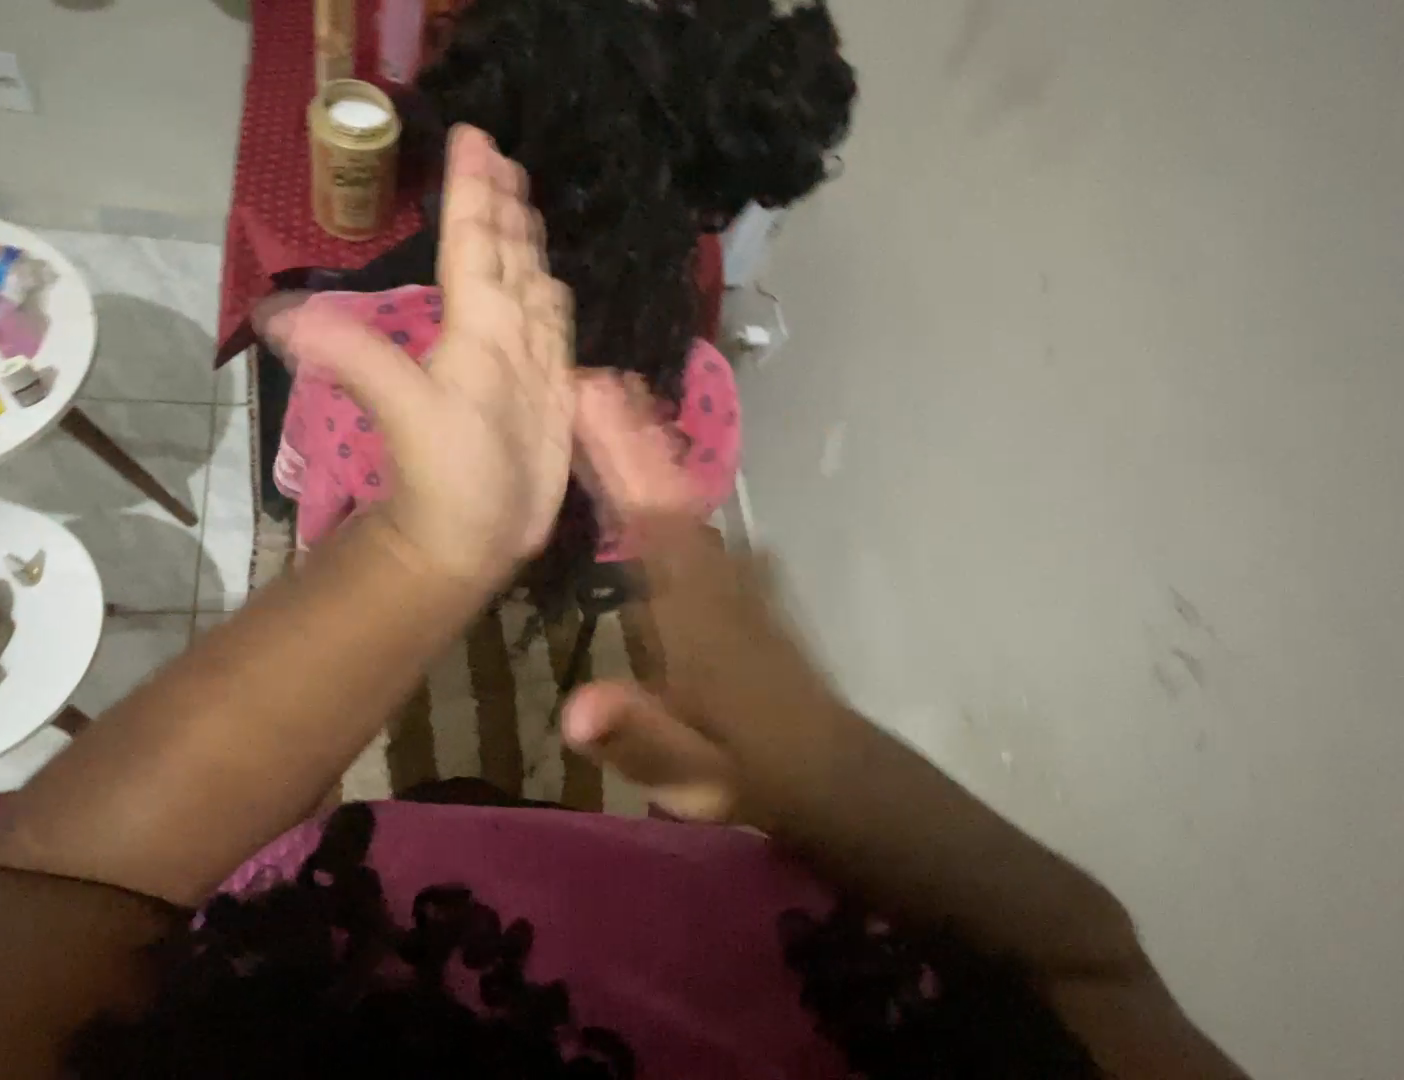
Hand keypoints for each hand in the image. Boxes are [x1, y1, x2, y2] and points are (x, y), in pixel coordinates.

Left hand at [268, 126, 575, 581]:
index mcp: (470, 329)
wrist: (467, 537)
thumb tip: (270, 313)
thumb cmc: (442, 475)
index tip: (473, 140)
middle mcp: (497, 336)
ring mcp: (526, 365)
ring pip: (531, 287)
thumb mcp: (401, 407)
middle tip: (505, 161)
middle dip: (503, 208)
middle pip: (503, 258)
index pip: (470, 248)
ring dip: (528, 245)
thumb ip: (353, 354)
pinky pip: (558, 334)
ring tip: (527, 203)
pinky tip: (555, 282)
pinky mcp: (551, 394)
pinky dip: (557, 303)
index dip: (472, 196)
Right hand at [563, 372, 839, 823]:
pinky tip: (664, 469)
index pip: (654, 531)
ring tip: (619, 405)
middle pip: (672, 500)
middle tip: (599, 384)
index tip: (597, 408)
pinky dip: (679, 487)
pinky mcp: (747, 586)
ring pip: (692, 504)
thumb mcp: (690, 774)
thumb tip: (573, 712)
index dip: (626, 467)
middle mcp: (718, 584)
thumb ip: (639, 739)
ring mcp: (738, 581)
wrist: (830, 773)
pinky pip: (704, 523)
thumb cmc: (748, 772)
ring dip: (657, 454)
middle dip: (636, 441)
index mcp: (696, 618)